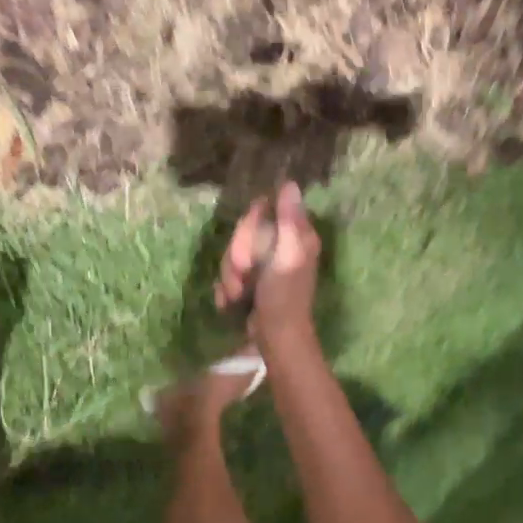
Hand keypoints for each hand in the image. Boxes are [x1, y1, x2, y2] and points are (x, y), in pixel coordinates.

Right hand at [215, 182, 320, 345]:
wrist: (276, 338)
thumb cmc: (285, 296)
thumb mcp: (289, 255)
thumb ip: (288, 220)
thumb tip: (291, 183)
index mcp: (295, 236)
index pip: (264, 210)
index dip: (250, 224)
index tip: (247, 241)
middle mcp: (281, 246)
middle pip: (244, 233)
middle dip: (237, 255)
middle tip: (244, 273)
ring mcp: (264, 266)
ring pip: (233, 254)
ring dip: (230, 276)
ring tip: (238, 294)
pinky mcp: (251, 283)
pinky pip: (229, 274)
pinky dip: (227, 289)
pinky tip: (232, 302)